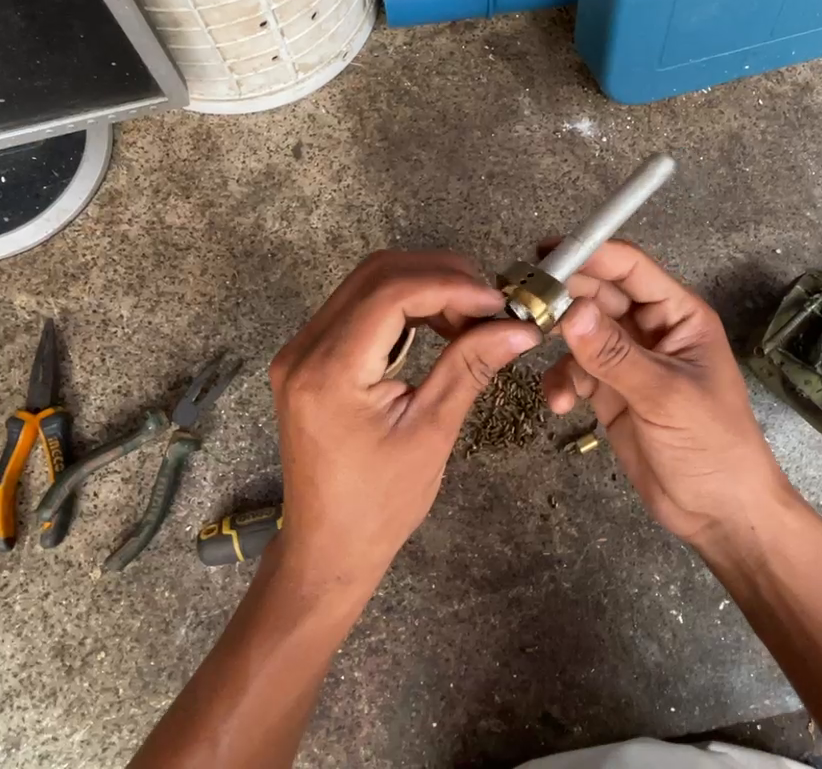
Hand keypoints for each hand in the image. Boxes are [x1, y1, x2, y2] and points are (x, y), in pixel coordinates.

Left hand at [269, 250, 539, 587]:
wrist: (327, 545)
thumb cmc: (380, 505)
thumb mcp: (431, 433)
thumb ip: (469, 367)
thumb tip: (520, 328)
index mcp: (330, 373)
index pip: (391, 293)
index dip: (450, 285)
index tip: (499, 302)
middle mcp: (304, 349)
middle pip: (376, 274)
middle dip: (440, 275)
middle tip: (490, 303)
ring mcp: (301, 349)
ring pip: (367, 283)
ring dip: (424, 286)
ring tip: (471, 315)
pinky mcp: (309, 355)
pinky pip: (359, 306)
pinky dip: (404, 305)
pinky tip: (438, 326)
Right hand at [541, 241, 794, 546]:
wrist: (720, 513)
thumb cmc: (712, 445)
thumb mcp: (664, 396)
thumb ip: (614, 355)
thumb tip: (570, 310)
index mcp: (678, 315)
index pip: (631, 269)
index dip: (591, 255)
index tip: (544, 255)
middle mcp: (651, 329)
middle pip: (599, 295)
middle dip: (563, 298)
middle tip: (523, 301)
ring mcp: (629, 361)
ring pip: (582, 333)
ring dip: (558, 342)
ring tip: (530, 350)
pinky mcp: (610, 393)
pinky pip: (576, 372)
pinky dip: (561, 383)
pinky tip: (557, 405)